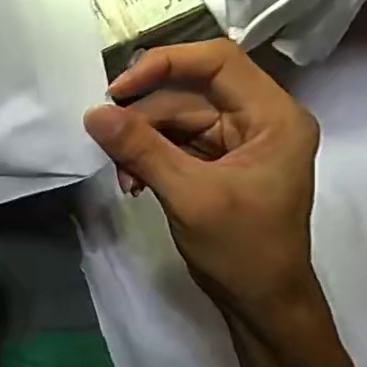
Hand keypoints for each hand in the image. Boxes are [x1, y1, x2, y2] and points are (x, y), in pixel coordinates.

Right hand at [83, 38, 320, 315]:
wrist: (261, 304)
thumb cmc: (243, 250)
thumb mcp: (189, 196)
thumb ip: (141, 149)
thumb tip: (94, 114)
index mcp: (273, 116)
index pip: (218, 62)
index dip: (165, 65)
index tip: (118, 90)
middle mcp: (257, 119)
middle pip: (188, 94)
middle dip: (144, 119)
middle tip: (107, 142)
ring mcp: (237, 142)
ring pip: (175, 121)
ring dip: (141, 144)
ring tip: (122, 176)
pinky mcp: (217, 163)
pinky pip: (174, 144)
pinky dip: (149, 159)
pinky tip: (132, 182)